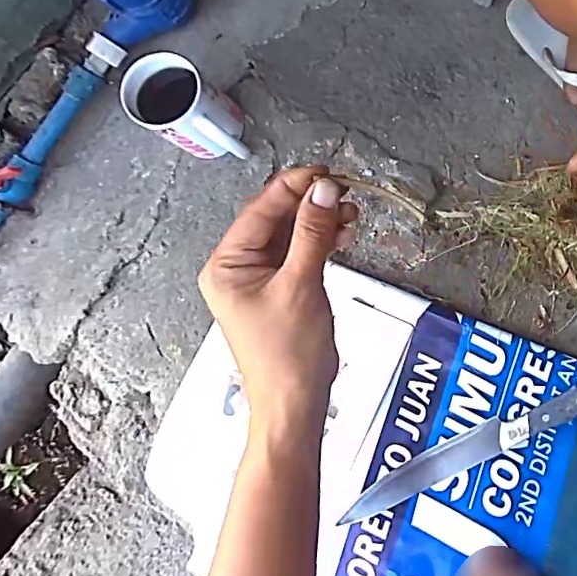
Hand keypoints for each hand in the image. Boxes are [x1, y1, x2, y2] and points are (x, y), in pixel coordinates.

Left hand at [199, 167, 358, 432]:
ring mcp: (261, 280)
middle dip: (311, 204)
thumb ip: (313, 234)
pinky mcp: (283, 289)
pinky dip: (322, 241)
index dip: (294, 187)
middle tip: (343, 192)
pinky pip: (301, 253)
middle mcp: (239, 269)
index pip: (261, 210)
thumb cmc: (288, 356)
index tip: (325, 173)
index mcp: (227, 265)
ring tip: (349, 212)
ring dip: (320, 221)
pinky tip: (342, 234)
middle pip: (276, 219)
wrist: (295, 401)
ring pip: (292, 235)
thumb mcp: (302, 285)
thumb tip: (323, 193)